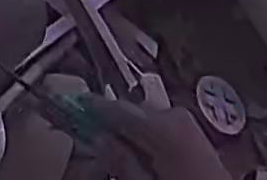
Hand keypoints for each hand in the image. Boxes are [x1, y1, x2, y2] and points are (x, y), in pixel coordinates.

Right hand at [78, 98, 232, 179]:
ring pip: (146, 120)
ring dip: (130, 132)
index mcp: (162, 125)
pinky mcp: (196, 136)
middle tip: (92, 139)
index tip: (70, 106)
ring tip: (118, 153)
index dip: (90, 106)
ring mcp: (188, 124)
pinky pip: (162, 128)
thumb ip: (122, 161)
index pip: (116, 107)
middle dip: (112, 123)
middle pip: (131, 111)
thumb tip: (99, 137)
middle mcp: (175, 114)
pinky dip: (147, 138)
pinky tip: (142, 157)